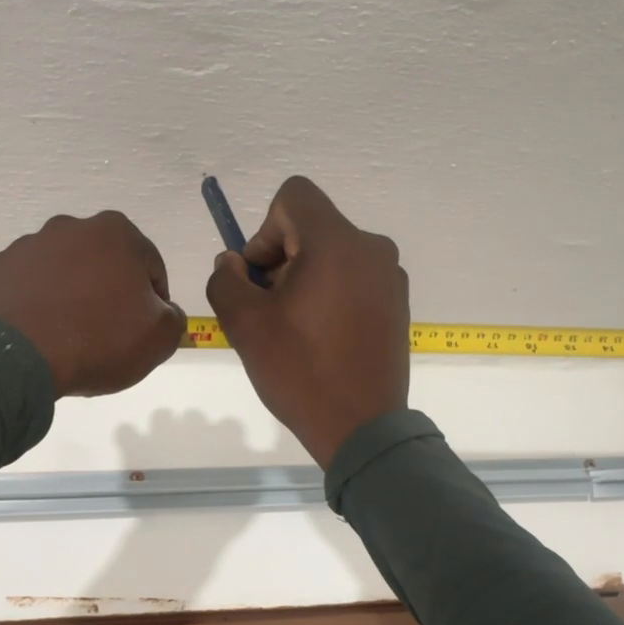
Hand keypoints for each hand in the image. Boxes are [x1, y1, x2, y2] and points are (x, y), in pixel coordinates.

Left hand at [0, 212, 186, 397]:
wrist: (20, 360)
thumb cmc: (99, 342)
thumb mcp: (159, 338)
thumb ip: (173, 318)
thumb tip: (163, 311)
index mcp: (115, 233)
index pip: (150, 267)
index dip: (153, 302)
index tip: (144, 331)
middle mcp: (68, 227)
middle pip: (101, 264)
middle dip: (107, 293)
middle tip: (105, 336)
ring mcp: (24, 246)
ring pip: (59, 272)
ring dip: (67, 296)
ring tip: (66, 337)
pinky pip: (21, 288)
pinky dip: (30, 305)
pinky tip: (35, 333)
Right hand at [205, 176, 409, 466]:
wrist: (361, 427)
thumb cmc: (300, 373)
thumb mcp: (246, 326)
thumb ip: (226, 281)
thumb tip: (232, 264)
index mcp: (337, 243)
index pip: (293, 197)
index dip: (264, 232)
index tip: (260, 279)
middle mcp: (371, 248)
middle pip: (312, 229)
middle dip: (281, 262)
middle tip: (269, 314)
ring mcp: (390, 278)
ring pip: (333, 258)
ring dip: (305, 283)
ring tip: (295, 333)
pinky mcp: (397, 305)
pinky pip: (354, 283)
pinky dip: (331, 299)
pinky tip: (322, 343)